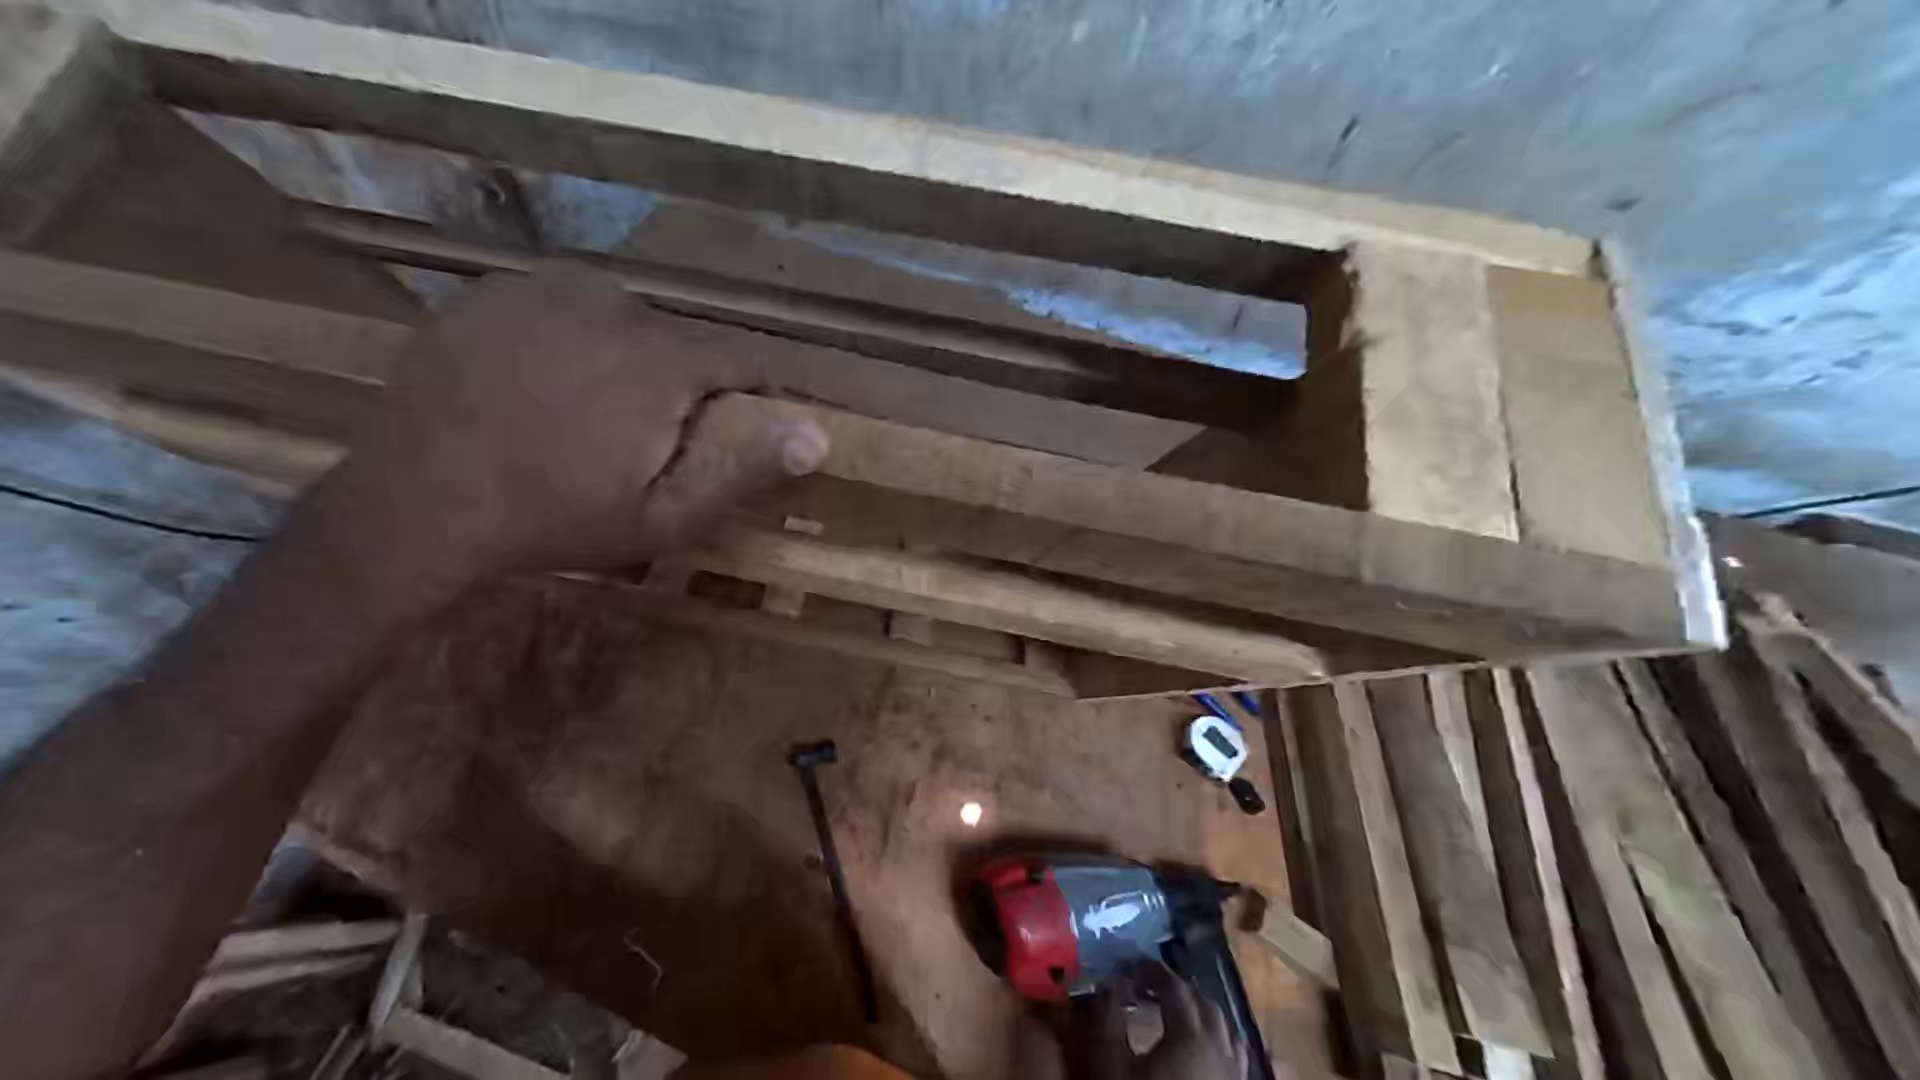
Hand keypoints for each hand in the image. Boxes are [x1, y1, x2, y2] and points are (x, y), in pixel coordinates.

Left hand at [321, 268, 828, 578]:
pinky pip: (569, 307)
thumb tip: (819, 434)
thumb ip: (745, 470)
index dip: (753, 395)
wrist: (414, 506)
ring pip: (628, 319)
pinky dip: (580, 339)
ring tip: (599, 413)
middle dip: (687, 383)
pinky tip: (550, 384)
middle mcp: (609, 303)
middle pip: (684, 339)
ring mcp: (543, 288)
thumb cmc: (555, 521)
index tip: (739, 432)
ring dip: (634, 359)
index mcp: (658, 360)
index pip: (742, 358)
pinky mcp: (495, 290)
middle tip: (653, 439)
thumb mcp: (664, 518)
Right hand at [1092, 963, 1248, 1079]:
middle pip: (1203, 1002)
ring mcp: (1235, 1077)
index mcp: (1190, 1037)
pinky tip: (1201, 1052)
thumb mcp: (1111, 1066)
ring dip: (1199, 1011)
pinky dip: (1218, 1040)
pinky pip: (1235, 1056)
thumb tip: (1108, 984)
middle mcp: (1221, 1051)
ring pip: (1225, 1028)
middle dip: (1175, 988)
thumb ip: (1107, 1019)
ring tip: (1172, 1014)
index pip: (1173, 986)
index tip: (1128, 967)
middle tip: (1145, 987)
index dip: (1150, 970)